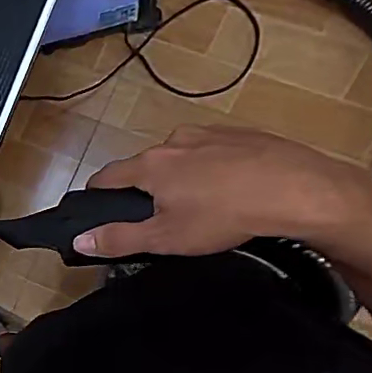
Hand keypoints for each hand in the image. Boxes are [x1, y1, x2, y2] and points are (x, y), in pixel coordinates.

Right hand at [75, 126, 371, 259]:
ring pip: (180, 158)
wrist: (292, 189)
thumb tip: (79, 240)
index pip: (107, 176)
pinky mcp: (239, 133)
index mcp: (150, 165)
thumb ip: (120, 238)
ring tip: (199, 207)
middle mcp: (174, 140)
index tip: (97, 210)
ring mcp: (208, 132)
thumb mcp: (166, 238)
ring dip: (178, 178)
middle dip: (144, 190)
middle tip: (159, 219)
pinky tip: (228, 191)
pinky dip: (210, 170)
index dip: (97, 195)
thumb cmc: (222, 217)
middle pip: (145, 166)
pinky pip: (212, 153)